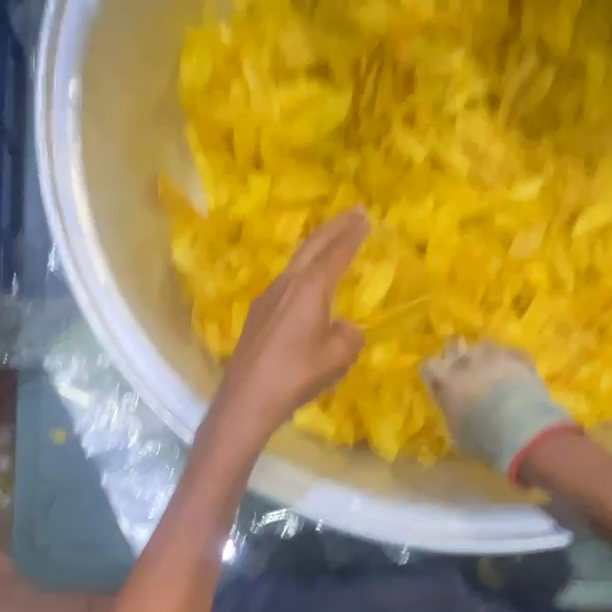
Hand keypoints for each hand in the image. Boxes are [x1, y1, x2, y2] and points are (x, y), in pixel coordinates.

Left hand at [211, 209, 368, 443]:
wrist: (247, 398)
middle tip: (353, 213)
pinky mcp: (258, 315)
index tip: (365, 217)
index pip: (336, 251)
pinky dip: (303, 270)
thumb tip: (345, 328)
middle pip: (312, 246)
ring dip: (316, 248)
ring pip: (296, 262)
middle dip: (334, 228)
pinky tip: (306, 284)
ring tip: (331, 242)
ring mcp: (268, 297)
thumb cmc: (296, 375)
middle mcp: (287, 283)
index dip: (352, 234)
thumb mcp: (337, 358)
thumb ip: (349, 336)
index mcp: (311, 287)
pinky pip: (286, 281)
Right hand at [422, 340, 577, 482]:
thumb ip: (451, 410)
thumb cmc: (482, 438)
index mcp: (445, 381)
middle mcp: (465, 362)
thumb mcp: (456, 430)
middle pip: (454, 345)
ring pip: (483, 346)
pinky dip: (509, 361)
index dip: (434, 374)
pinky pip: (509, 353)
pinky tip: (515, 375)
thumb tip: (453, 407)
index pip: (429, 366)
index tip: (439, 383)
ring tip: (493, 373)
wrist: (523, 430)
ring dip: (484, 357)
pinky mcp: (518, 356)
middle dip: (457, 355)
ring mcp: (493, 355)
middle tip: (464, 373)